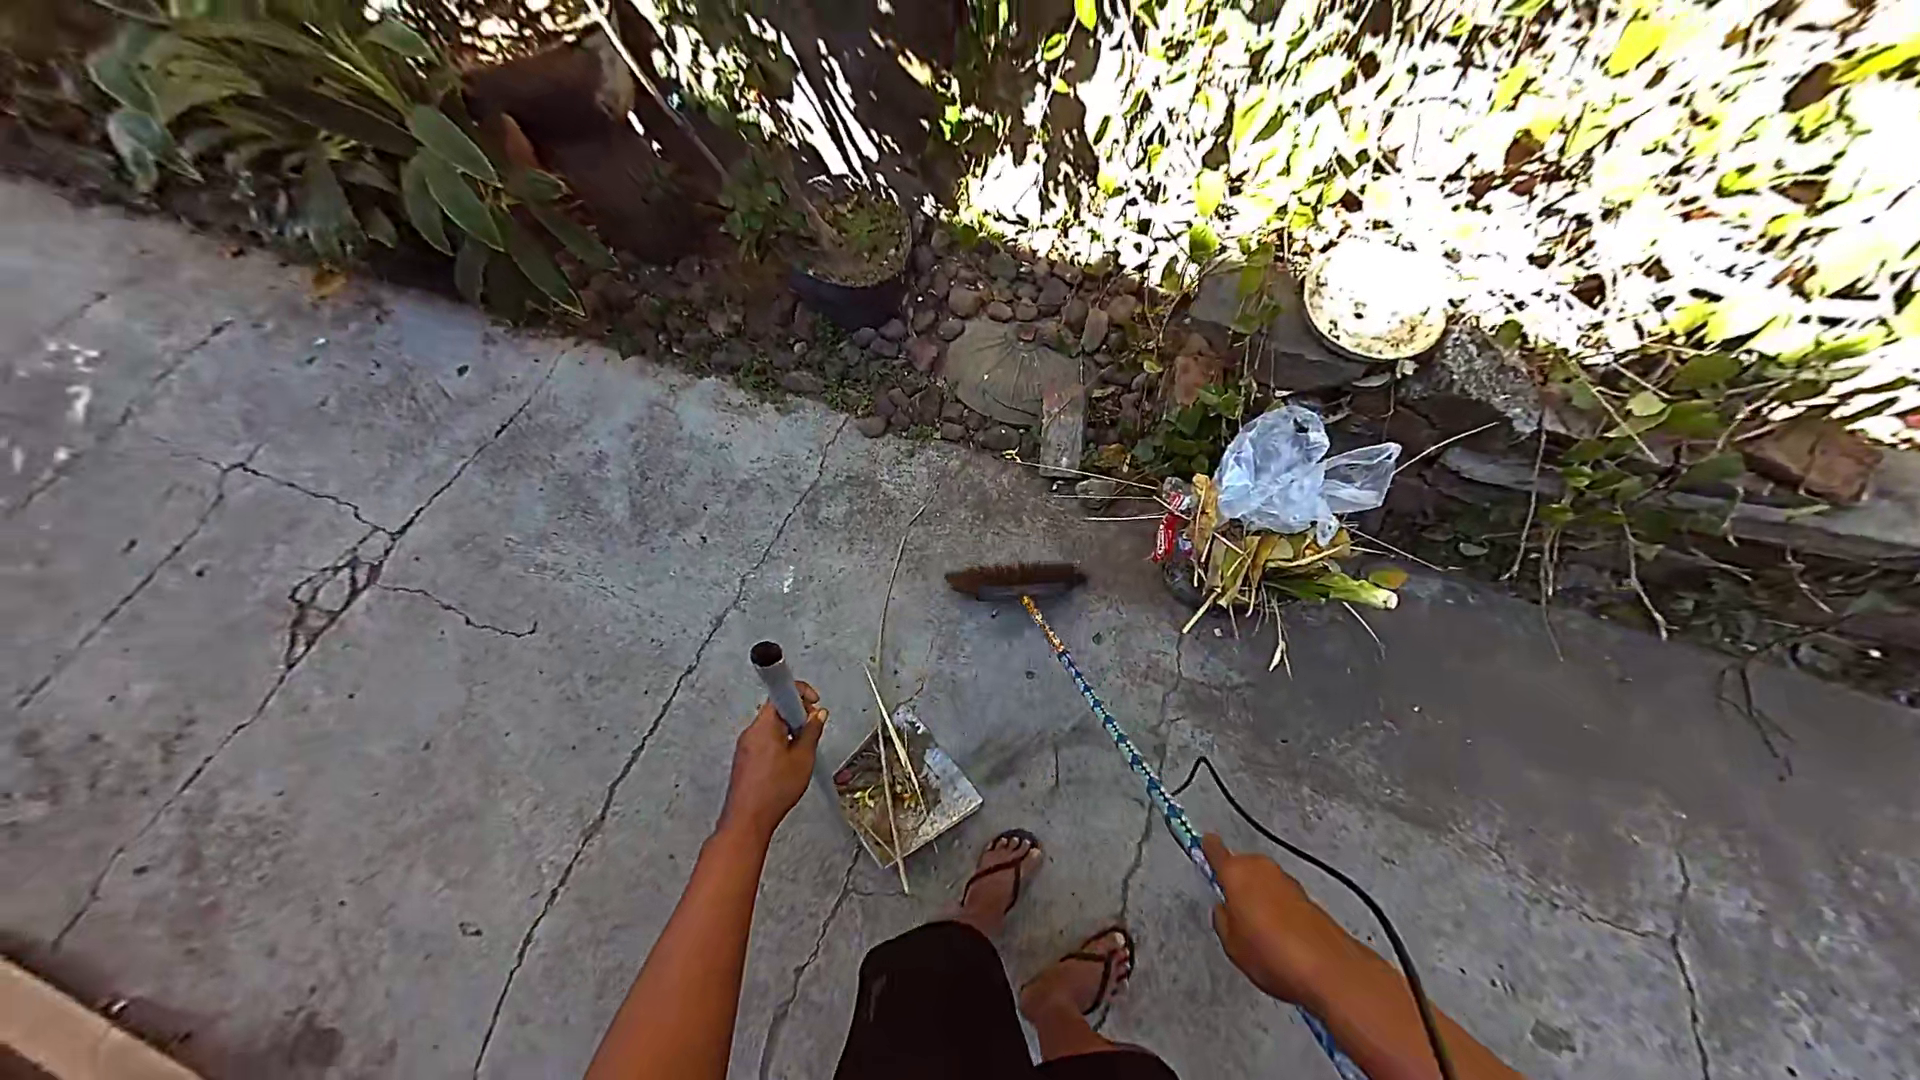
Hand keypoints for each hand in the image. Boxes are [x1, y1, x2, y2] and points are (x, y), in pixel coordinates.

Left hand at [718, 682, 826, 841]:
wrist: (748, 820)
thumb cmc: (772, 792)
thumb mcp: (803, 758)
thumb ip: (812, 731)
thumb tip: (818, 715)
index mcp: (765, 725)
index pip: (781, 692)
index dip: (800, 692)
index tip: (813, 700)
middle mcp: (752, 731)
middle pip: (777, 708)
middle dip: (798, 714)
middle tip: (811, 729)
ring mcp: (746, 745)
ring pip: (772, 725)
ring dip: (789, 729)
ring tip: (801, 750)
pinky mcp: (745, 757)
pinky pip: (765, 739)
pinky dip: (779, 741)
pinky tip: (788, 761)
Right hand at [1203, 833, 1363, 1005]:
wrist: (1329, 969)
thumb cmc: (1272, 953)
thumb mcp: (1231, 944)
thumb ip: (1222, 918)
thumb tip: (1225, 910)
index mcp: (1235, 872)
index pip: (1215, 850)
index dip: (1208, 848)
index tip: (1205, 843)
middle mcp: (1261, 868)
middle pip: (1241, 867)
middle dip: (1237, 883)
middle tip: (1235, 912)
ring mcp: (1286, 881)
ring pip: (1263, 882)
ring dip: (1259, 897)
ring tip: (1261, 932)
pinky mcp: (1307, 897)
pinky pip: (1282, 896)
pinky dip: (1278, 909)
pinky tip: (1282, 937)